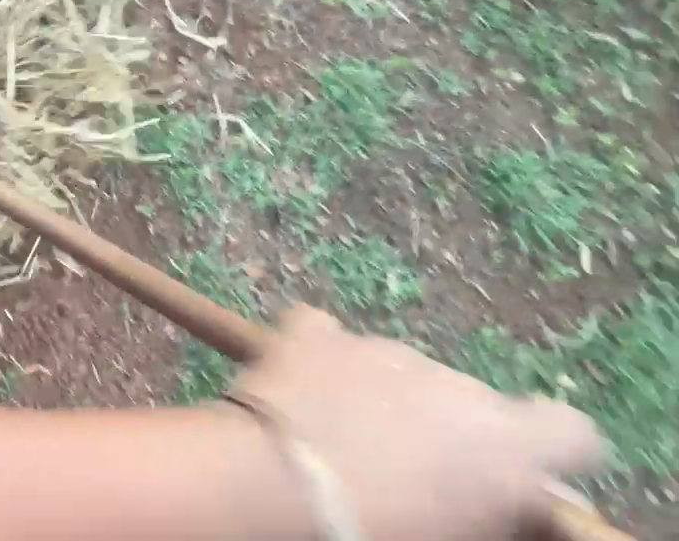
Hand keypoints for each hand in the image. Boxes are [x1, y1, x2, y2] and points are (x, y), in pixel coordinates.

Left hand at [231, 308, 606, 540]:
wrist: (285, 481)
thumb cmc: (385, 523)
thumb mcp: (468, 528)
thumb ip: (502, 501)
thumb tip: (519, 491)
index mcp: (511, 440)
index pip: (569, 429)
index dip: (547, 445)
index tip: (517, 465)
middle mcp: (453, 382)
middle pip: (469, 396)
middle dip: (448, 421)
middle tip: (411, 459)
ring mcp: (379, 348)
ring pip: (397, 365)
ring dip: (383, 387)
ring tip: (345, 427)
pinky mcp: (315, 333)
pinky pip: (324, 333)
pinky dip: (321, 351)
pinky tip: (305, 380)